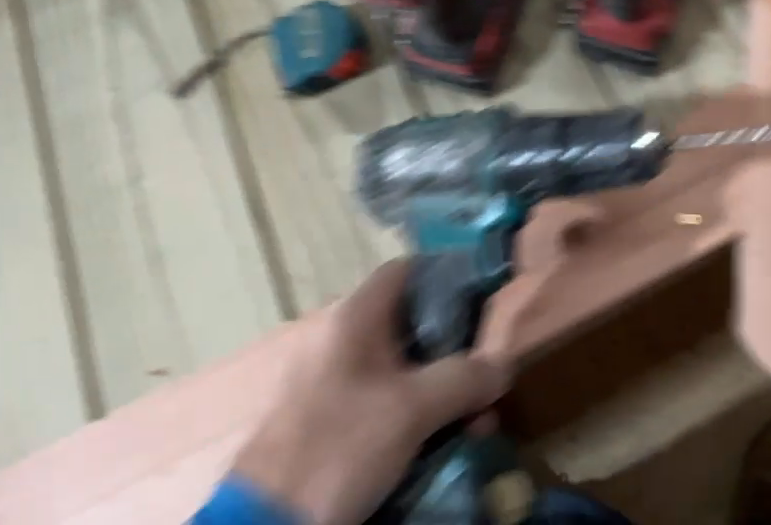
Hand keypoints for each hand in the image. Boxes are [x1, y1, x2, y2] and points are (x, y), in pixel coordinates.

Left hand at [230, 259, 512, 524]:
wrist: (267, 523)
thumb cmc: (338, 446)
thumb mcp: (411, 409)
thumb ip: (464, 378)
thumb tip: (503, 364)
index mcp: (354, 318)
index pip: (407, 271)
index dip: (448, 276)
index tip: (486, 301)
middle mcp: (344, 340)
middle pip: (414, 325)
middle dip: (458, 353)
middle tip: (490, 381)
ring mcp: (336, 383)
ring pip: (405, 371)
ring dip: (445, 393)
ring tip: (477, 426)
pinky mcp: (333, 422)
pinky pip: (387, 404)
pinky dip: (419, 418)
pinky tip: (445, 444)